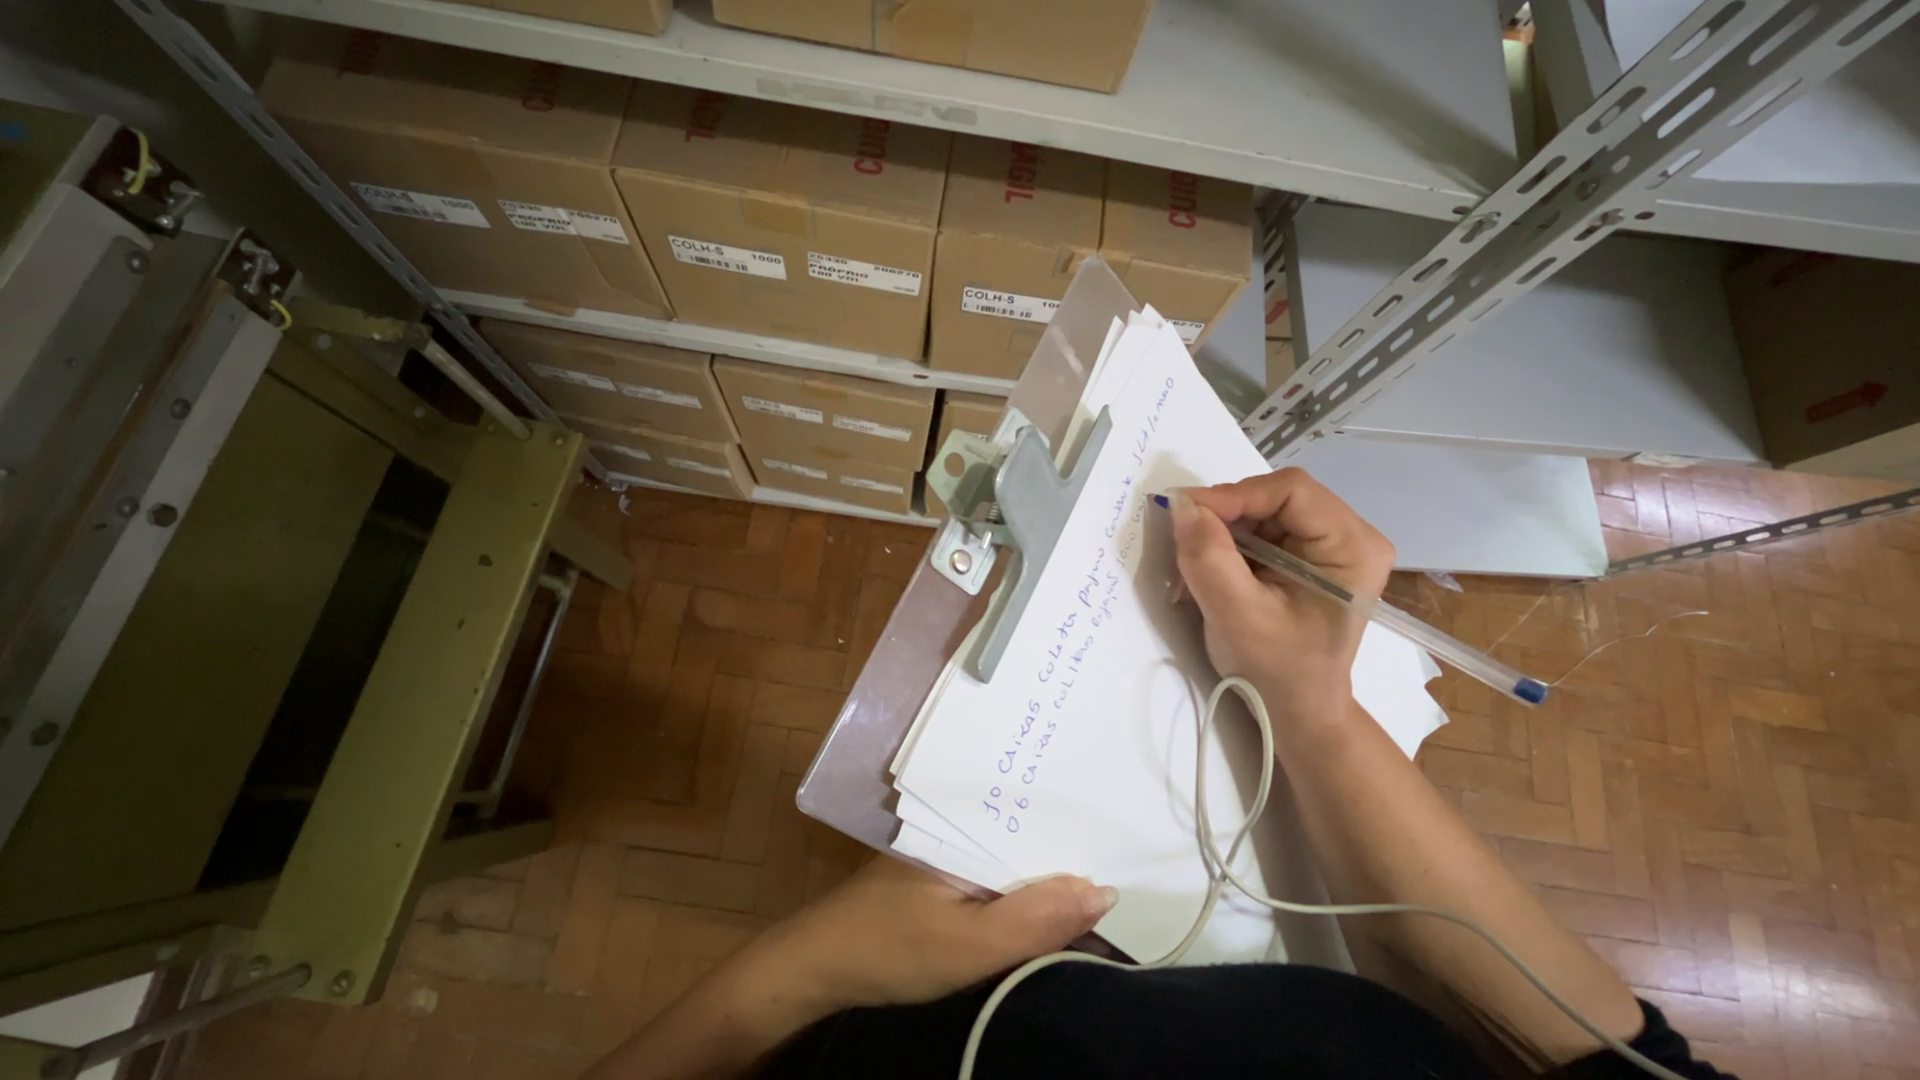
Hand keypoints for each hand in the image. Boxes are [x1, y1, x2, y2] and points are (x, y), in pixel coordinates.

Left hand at [740, 857, 1115, 1019]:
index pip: (1037, 815)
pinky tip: (1054, 908)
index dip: (1086, 828)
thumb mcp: (969, 944)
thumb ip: (1034, 920)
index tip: (1137, 838)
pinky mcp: (943, 879)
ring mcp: (950, 853)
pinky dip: (1025, 893)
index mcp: (965, 826)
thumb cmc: (890, 949)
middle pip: (1029, 835)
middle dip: (1075, 851)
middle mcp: (960, 827)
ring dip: (1051, 875)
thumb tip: (1105, 892)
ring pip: (1014, 858)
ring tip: (1110, 882)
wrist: (817, 969)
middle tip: (1138, 862)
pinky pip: (997, 878)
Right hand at [1169, 468, 1394, 725]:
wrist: (1295, 709)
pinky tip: (1215, 564)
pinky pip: (1262, 527)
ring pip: (1264, 509)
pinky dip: (1231, 540)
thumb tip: (1181, 504)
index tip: (1184, 512)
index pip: (1291, 491)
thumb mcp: (1236, 615)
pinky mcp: (1307, 555)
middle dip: (1228, 513)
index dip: (1234, 495)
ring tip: (1197, 556)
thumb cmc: (1276, 669)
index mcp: (1353, 547)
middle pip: (1277, 496)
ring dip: (1225, 527)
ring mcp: (1330, 544)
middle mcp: (1350, 535)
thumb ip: (1209, 557)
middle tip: (1186, 535)